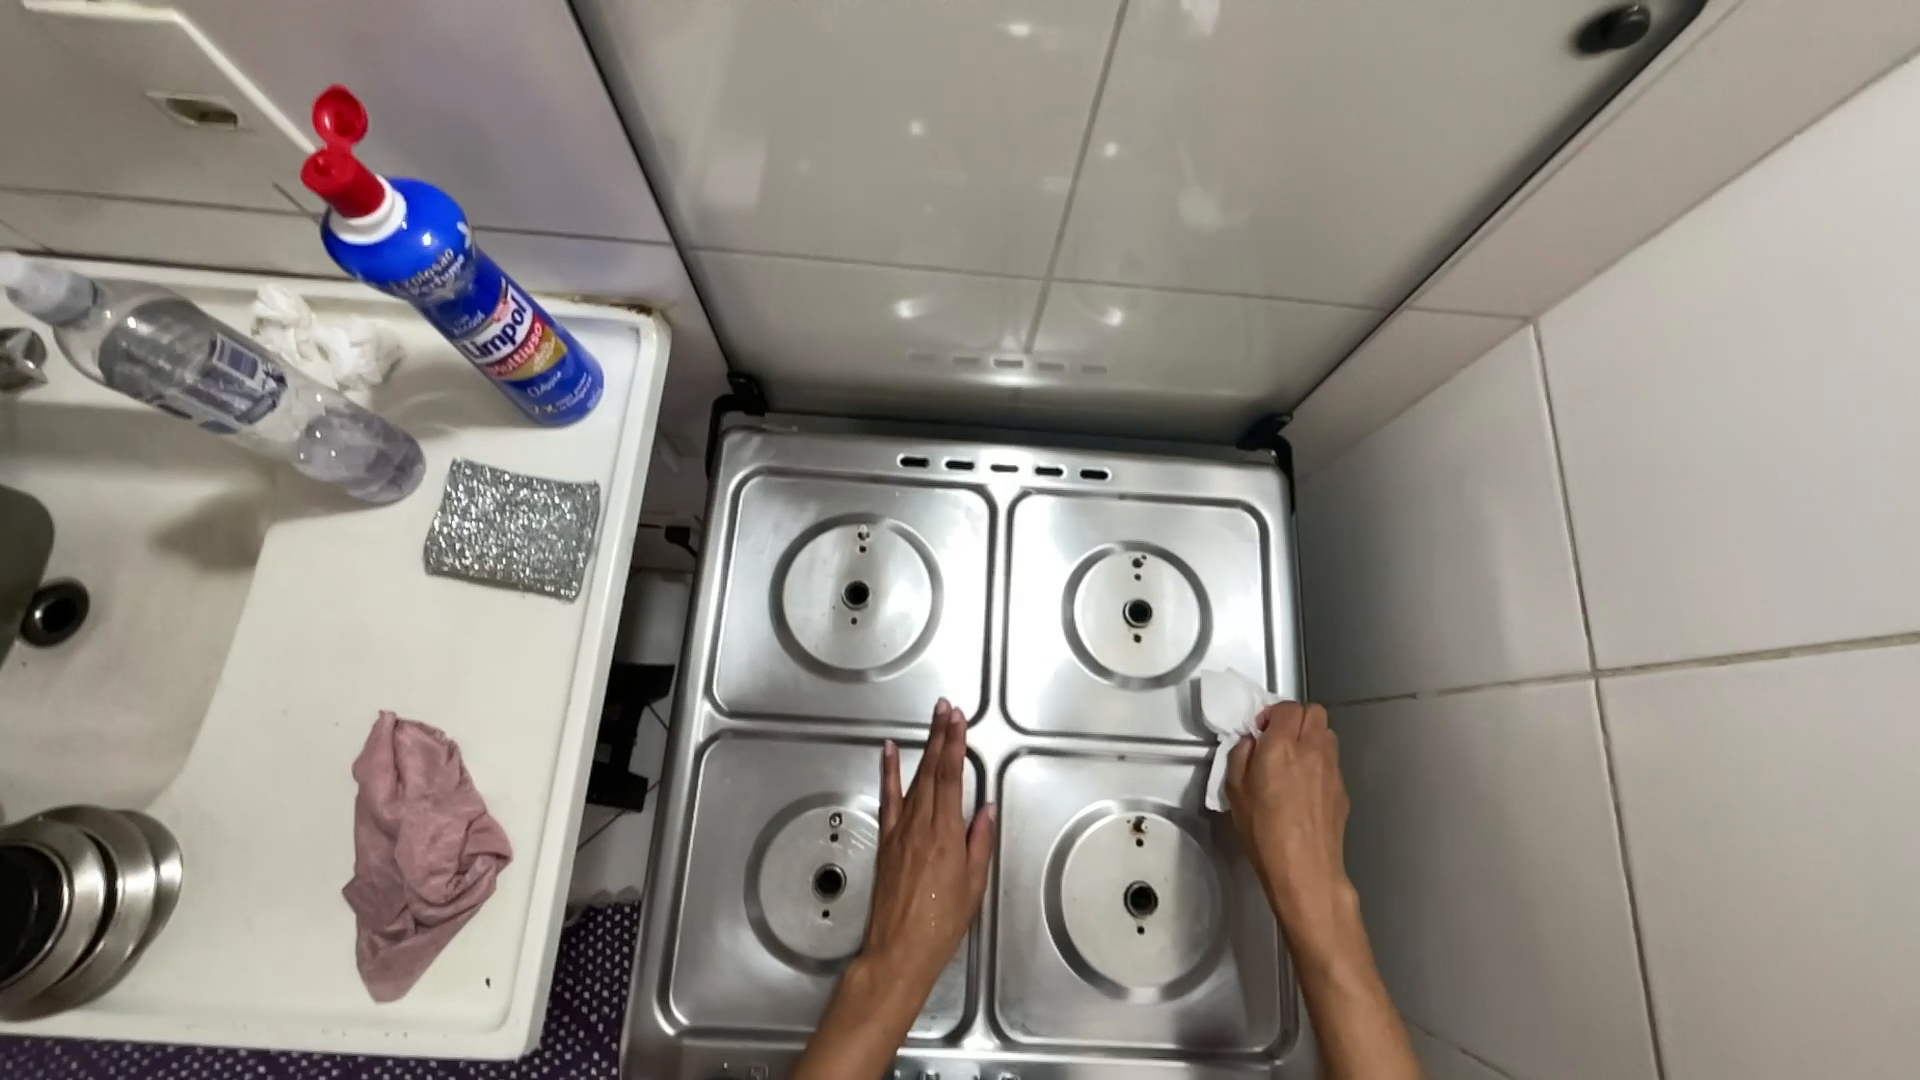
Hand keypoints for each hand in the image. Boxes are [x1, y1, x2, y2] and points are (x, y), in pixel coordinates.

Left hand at [860, 698, 995, 996]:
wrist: (899, 949)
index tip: (958, 719)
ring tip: (932, 720)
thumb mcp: (973, 885)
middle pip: (932, 770)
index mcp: (946, 834)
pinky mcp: (887, 839)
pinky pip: (889, 798)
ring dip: (924, 747)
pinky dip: (888, 772)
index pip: (951, 778)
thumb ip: (979, 842)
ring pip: (914, 779)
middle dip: (940, 736)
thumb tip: (986, 808)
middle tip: (946, 707)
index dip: (955, 745)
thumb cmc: (942, 921)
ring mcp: (900, 829)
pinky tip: (888, 751)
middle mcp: (920, 824)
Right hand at [1225, 701, 1354, 934]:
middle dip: (1295, 717)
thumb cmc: (1263, 830)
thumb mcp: (1234, 790)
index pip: (1288, 707)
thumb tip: (1251, 743)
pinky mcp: (1342, 789)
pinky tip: (1303, 784)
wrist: (1305, 868)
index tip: (1260, 729)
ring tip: (1292, 758)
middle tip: (1277, 736)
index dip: (1273, 712)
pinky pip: (1331, 760)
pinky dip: (1318, 760)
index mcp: (1281, 746)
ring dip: (1309, 736)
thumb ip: (1240, 755)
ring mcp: (1332, 769)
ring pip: (1327, 733)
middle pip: (1315, 712)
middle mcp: (1312, 750)